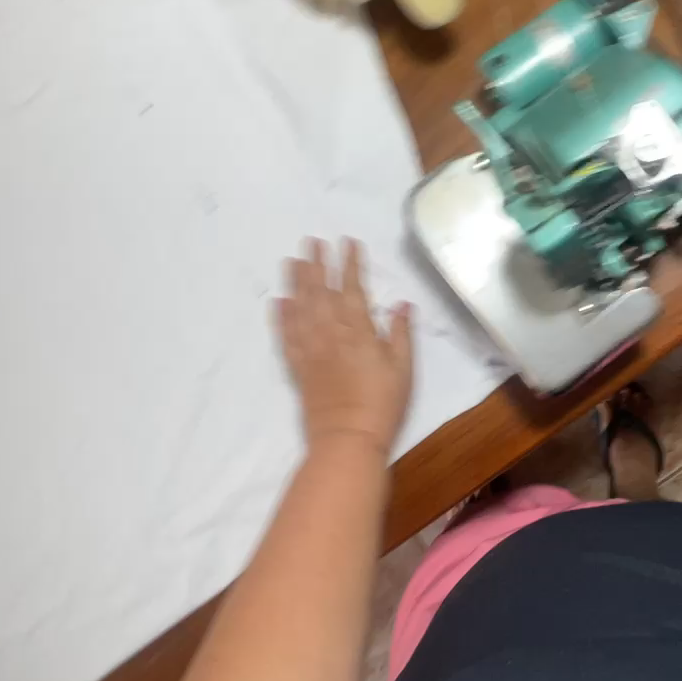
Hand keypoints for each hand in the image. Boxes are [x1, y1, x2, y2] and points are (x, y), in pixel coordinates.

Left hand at [274, 238, 413, 457]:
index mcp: (359, 330)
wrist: (346, 439)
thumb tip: (401, 304)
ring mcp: (310, 349)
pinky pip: (285, 336)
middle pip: (321, 291)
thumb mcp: (403, 368)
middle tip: (312, 241)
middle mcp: (330, 333)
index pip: (352, 288)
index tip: (347, 242)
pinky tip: (278, 302)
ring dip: (296, 282)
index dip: (350, 263)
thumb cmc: (382, 404)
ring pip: (300, 307)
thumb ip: (401, 334)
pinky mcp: (297, 368)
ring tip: (292, 260)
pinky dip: (280, 317)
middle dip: (317, 264)